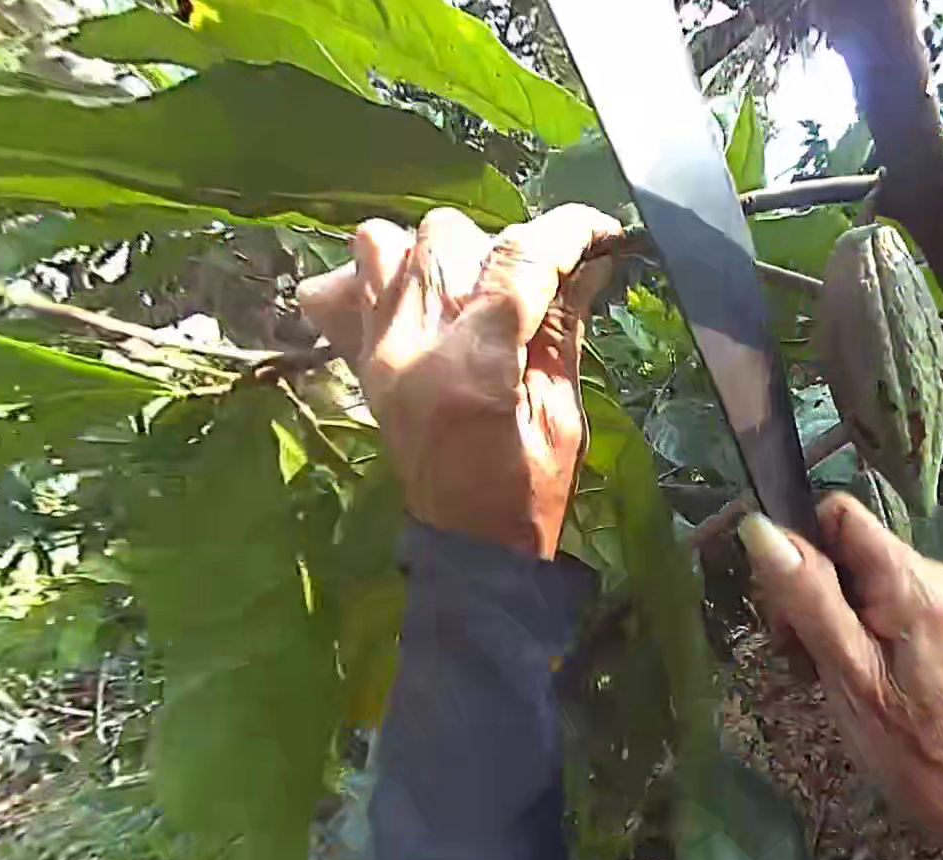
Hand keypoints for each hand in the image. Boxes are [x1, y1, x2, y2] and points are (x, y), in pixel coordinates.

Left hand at [299, 205, 620, 558]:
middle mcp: (409, 346)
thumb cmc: (532, 493)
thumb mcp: (565, 417)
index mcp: (474, 370)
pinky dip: (382, 278)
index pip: (518, 264)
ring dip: (444, 255)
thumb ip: (564, 334)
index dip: (566, 233)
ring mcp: (372, 350)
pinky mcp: (357, 360)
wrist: (471, 545)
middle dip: (509, 250)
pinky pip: (341, 284)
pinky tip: (419, 307)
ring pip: (387, 241)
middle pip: (448, 237)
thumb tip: (586, 266)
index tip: (600, 231)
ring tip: (477, 294)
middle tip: (542, 287)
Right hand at [741, 496, 942, 859]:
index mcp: (906, 577)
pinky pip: (864, 600)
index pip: (838, 512)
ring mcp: (925, 596)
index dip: (800, 545)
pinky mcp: (922, 620)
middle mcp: (921, 572)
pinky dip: (838, 628)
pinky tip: (837, 669)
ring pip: (845, 574)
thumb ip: (806, 595)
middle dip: (804, 589)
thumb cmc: (906, 745)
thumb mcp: (846, 670)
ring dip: (816, 614)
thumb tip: (759, 527)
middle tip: (800, 651)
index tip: (785, 603)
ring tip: (818, 669)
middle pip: (838, 544)